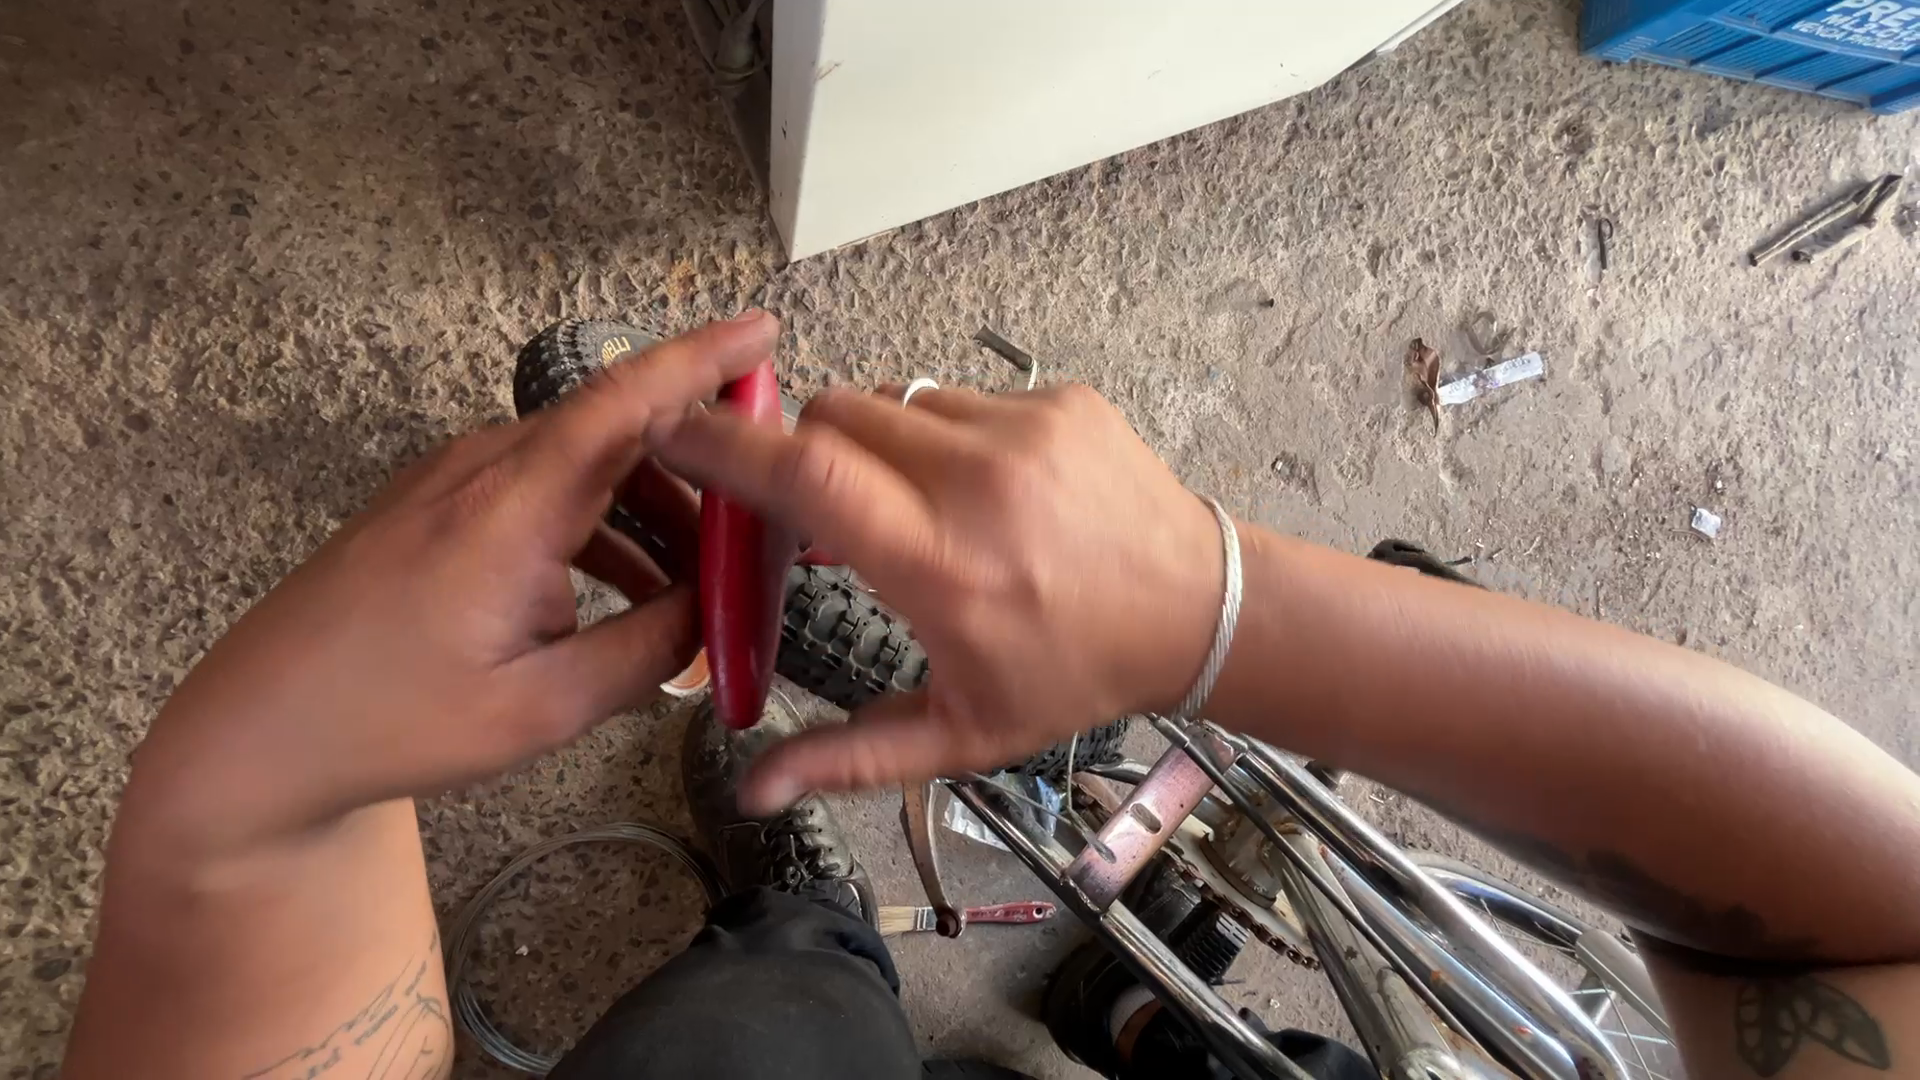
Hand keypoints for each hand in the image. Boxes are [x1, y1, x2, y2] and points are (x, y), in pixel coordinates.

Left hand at [123, 313, 778, 856]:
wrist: (255, 736)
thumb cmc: (394, 720)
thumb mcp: (543, 706)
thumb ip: (648, 649)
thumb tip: (717, 607)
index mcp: (511, 508)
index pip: (624, 404)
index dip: (700, 359)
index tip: (764, 331)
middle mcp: (488, 470)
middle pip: (627, 435)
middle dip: (704, 474)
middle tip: (756, 531)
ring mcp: (463, 481)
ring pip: (598, 466)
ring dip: (660, 514)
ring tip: (697, 584)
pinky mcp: (453, 503)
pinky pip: (560, 491)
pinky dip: (614, 529)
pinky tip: (632, 592)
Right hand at [661, 379, 1223, 812]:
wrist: (1197, 608)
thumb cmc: (1077, 674)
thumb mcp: (963, 732)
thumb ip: (851, 755)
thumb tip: (756, 789)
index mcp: (945, 567)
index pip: (809, 476)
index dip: (727, 446)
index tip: (678, 431)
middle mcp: (980, 481)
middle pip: (835, 414)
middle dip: (806, 452)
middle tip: (832, 509)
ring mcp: (1026, 426)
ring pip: (893, 399)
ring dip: (878, 446)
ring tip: (920, 506)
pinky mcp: (1060, 398)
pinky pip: (958, 396)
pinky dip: (942, 436)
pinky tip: (985, 489)